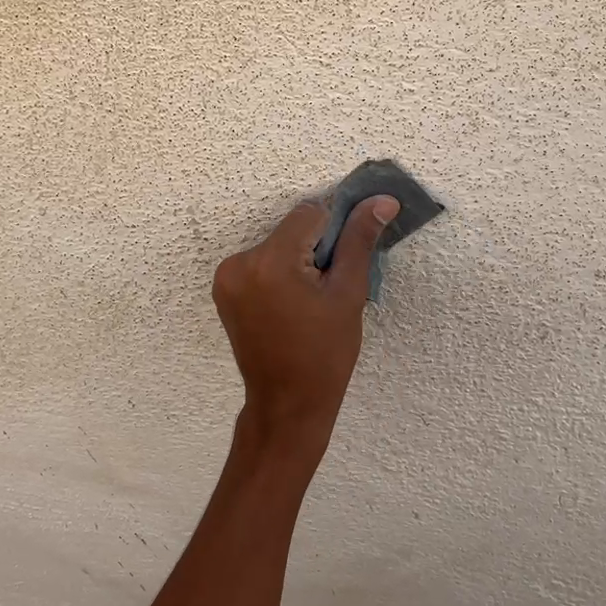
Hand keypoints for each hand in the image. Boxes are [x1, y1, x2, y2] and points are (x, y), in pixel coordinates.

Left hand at [211, 196, 399, 446]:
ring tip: (307, 302)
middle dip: (314, 248)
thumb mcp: (348, 294)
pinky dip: (278, 272)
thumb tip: (382, 201)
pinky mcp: (224, 287)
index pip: (309, 213)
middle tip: (325, 290)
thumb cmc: (324, 355)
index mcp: (271, 262)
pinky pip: (260, 261)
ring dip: (296, 259)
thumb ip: (360, 240)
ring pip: (277, 243)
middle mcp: (240, 262)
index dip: (334, 232)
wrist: (287, 404)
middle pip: (291, 229)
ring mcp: (227, 276)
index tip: (341, 264)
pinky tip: (290, 304)